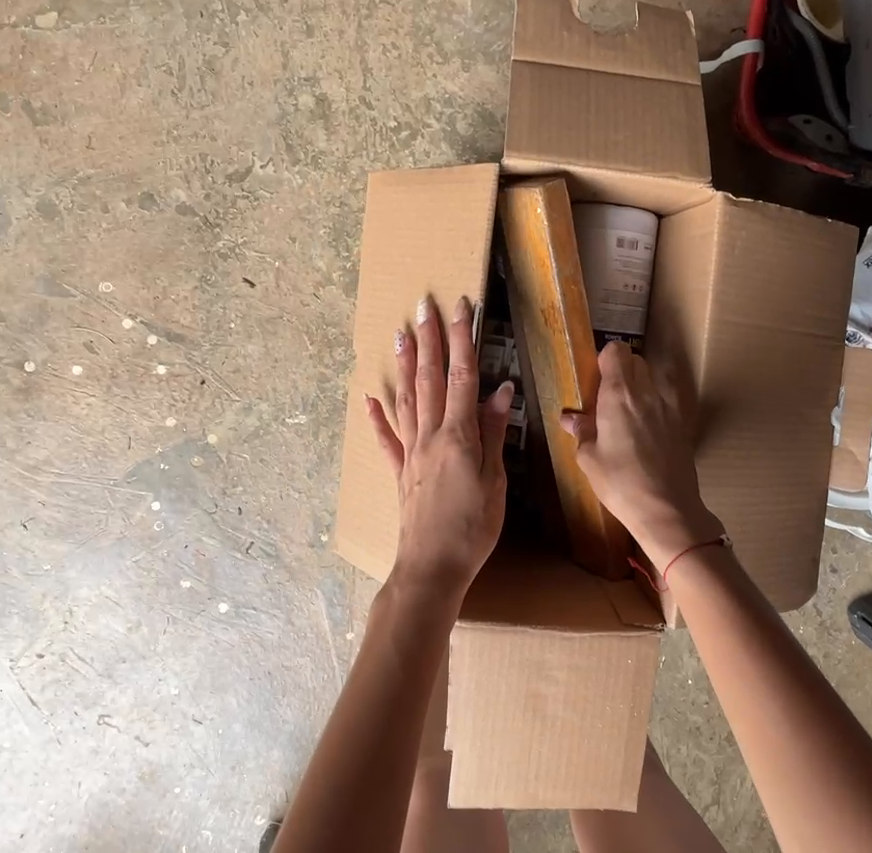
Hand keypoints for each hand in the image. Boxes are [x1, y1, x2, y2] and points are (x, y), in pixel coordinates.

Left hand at [365, 295, 514, 598]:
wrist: (433, 566)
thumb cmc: (474, 528)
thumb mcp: (495, 479)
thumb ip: (494, 433)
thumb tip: (501, 390)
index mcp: (459, 436)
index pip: (461, 377)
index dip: (461, 340)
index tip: (459, 308)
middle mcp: (431, 436)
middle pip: (429, 379)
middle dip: (428, 339)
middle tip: (423, 305)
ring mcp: (412, 453)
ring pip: (407, 399)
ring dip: (404, 365)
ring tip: (400, 334)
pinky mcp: (401, 472)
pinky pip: (387, 439)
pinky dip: (377, 416)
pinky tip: (369, 397)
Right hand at [561, 342, 723, 565]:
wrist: (667, 509)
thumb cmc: (621, 483)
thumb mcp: (589, 459)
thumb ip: (582, 432)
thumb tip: (571, 418)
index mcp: (620, 395)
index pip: (616, 351)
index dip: (604, 359)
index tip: (594, 378)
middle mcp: (647, 393)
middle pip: (636, 360)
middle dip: (621, 371)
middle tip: (606, 398)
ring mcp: (668, 408)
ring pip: (652, 381)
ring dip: (638, 389)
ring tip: (624, 418)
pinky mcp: (681, 425)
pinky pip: (664, 404)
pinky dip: (652, 409)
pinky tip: (643, 436)